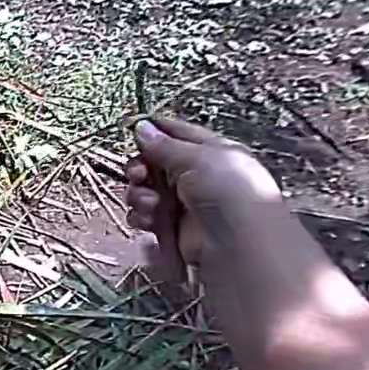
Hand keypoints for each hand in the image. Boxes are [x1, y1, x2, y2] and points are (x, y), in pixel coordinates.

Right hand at [124, 116, 282, 281]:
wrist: (235, 243)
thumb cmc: (225, 191)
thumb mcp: (199, 159)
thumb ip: (165, 146)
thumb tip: (140, 126)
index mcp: (208, 151)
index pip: (176, 135)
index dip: (154, 132)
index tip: (134, 132)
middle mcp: (193, 175)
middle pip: (153, 164)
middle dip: (140, 169)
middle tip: (138, 176)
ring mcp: (180, 202)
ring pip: (144, 191)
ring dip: (140, 196)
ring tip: (152, 205)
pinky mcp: (170, 228)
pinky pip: (145, 217)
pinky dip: (142, 217)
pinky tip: (150, 221)